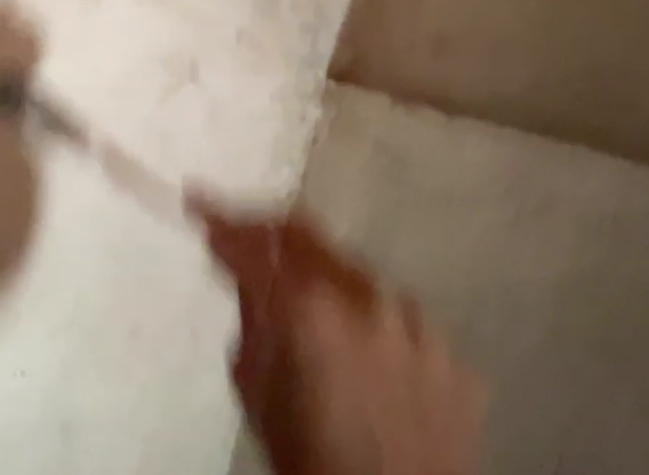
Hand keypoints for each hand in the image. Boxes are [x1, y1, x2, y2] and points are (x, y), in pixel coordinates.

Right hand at [190, 196, 485, 474]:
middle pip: (307, 236)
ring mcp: (419, 328)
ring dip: (323, 280)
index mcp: (309, 308)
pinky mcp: (454, 360)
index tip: (194, 200)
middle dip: (268, 231)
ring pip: (356, 276)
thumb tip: (246, 274)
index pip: (251, 243)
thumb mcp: (255, 387)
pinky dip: (370, 326)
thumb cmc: (307, 455)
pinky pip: (399, 323)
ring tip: (306, 308)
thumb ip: (252, 317)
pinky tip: (360, 357)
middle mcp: (367, 300)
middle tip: (242, 238)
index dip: (217, 216)